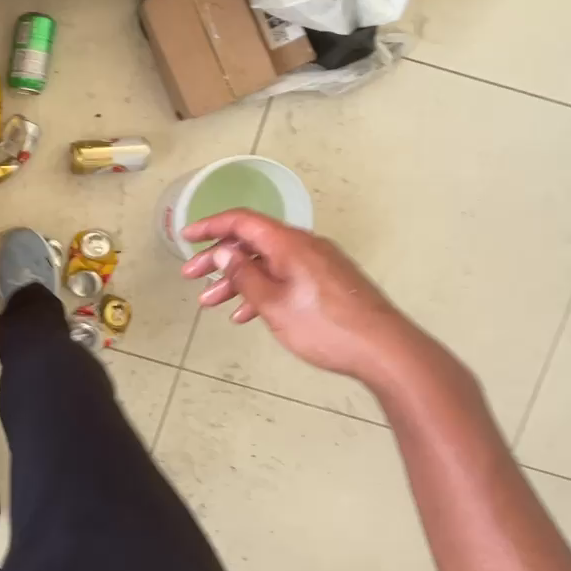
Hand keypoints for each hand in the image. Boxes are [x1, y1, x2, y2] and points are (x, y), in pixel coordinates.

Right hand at [181, 209, 425, 386]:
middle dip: (218, 259)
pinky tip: (246, 314)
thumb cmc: (325, 326)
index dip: (210, 225)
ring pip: (266, 263)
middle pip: (252, 242)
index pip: (242, 221)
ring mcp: (317, 264)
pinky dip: (261, 289)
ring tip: (211, 302)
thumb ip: (243, 275)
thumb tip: (224, 252)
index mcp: (289, 244)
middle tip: (192, 276)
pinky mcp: (326, 282)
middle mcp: (304, 246)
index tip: (187, 235)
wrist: (383, 349)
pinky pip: (284, 276)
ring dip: (236, 280)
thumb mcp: (272, 303)